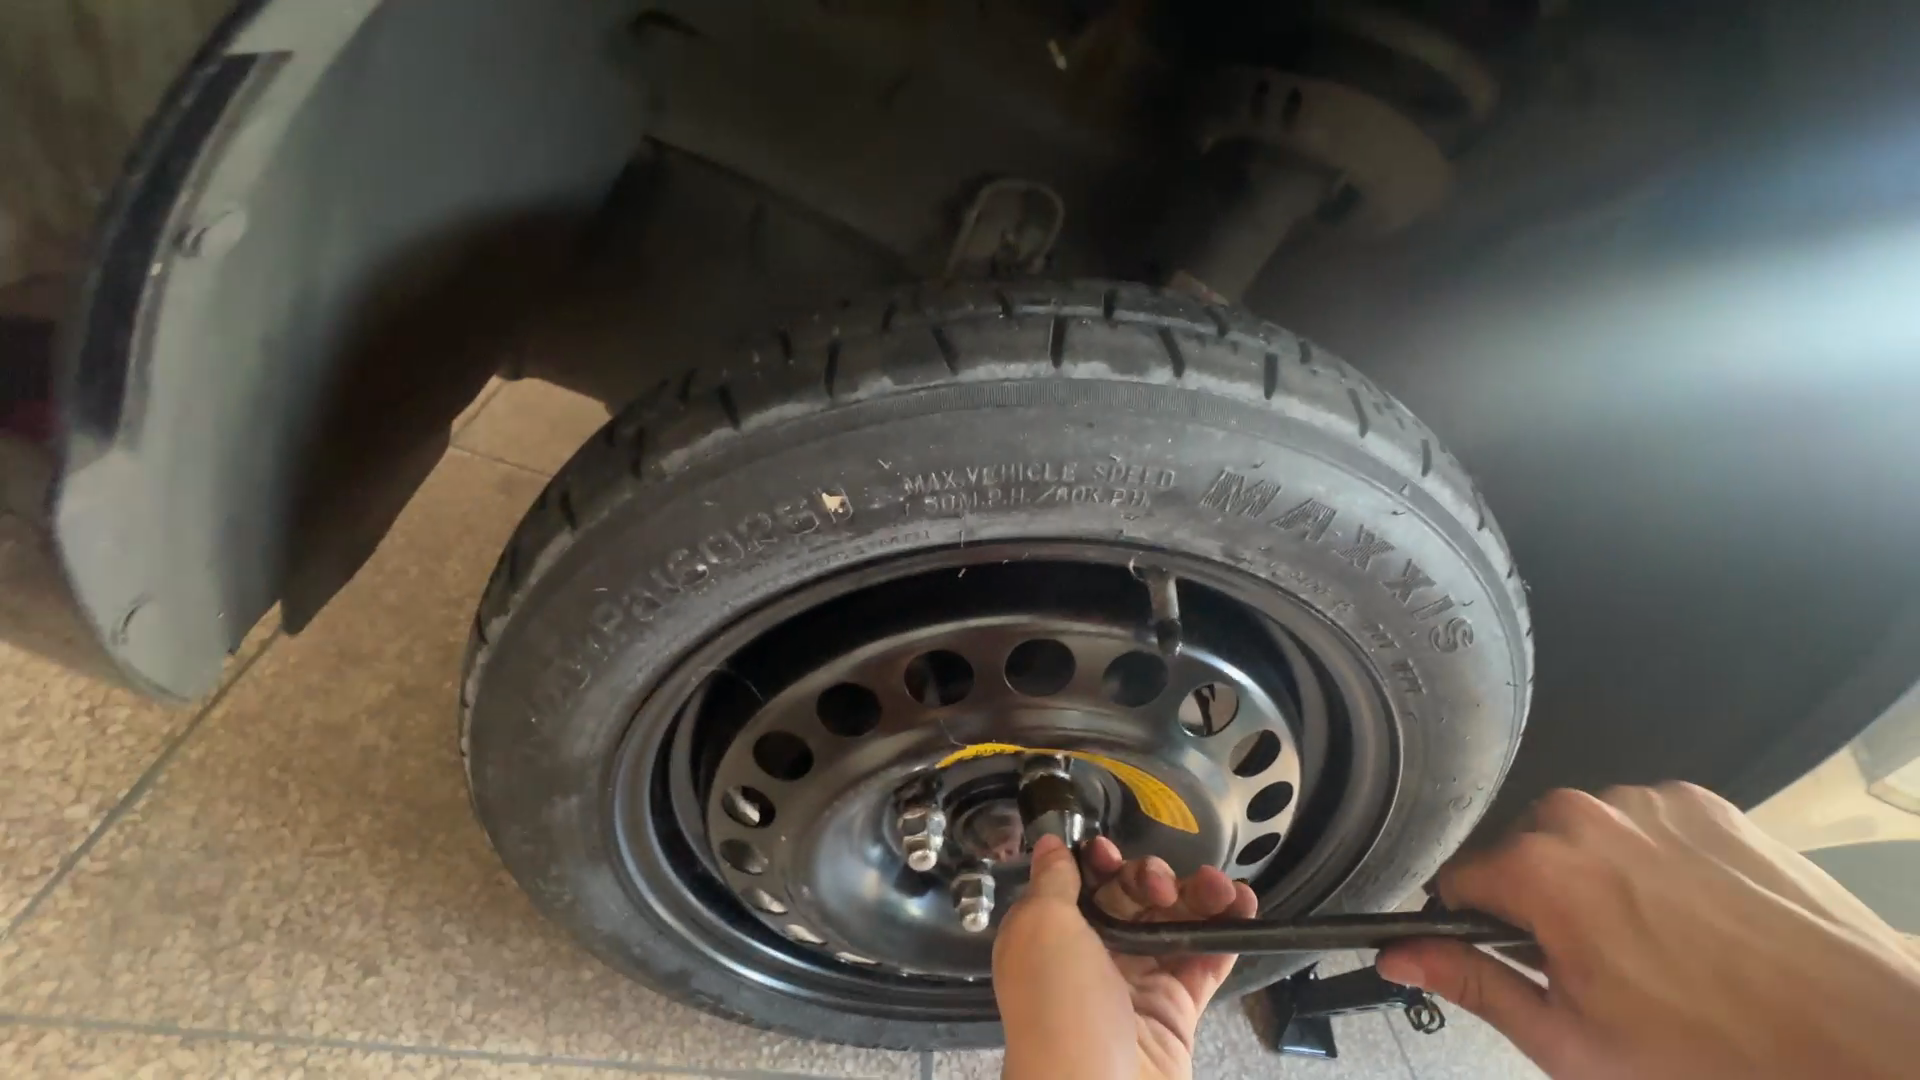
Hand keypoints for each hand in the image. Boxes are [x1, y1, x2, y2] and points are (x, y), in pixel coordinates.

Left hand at [993, 834, 1256, 1079]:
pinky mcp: (1174, 1012)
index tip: (1113, 854)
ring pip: (1170, 925)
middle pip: (1129, 899)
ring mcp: (1135, 984)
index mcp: (1051, 935)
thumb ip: (1052, 879)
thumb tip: (1049, 842)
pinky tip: (1243, 907)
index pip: (1079, 883)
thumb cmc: (1058, 1004)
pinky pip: (1201, 963)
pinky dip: (1224, 934)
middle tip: (1166, 886)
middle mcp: (1090, 955)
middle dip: (1152, 879)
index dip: (1099, 862)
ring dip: (1199, 898)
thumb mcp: (1041, 926)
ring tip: (1225, 888)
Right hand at [1377, 782, 1919, 1079]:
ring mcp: (1643, 804)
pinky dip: (1652, 856)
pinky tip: (1694, 909)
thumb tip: (1396, 956)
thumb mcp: (1574, 1040)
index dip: (1477, 921)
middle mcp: (1578, 818)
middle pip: (1520, 852)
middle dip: (1541, 899)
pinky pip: (1640, 819)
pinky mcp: (1697, 801)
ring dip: (1596, 874)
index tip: (1516, 952)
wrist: (1881, 1050)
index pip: (1459, 878)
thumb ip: (1471, 982)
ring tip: (1659, 939)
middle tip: (1601, 963)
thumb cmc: (1728, 1059)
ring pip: (1578, 833)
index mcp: (1538, 872)